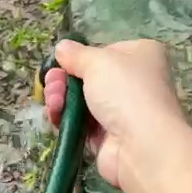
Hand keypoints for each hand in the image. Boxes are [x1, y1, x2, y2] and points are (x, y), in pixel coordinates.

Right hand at [42, 39, 186, 189]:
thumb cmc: (125, 91)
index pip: (104, 54)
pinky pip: (80, 126)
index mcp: (140, 55)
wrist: (140, 145)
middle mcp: (133, 83)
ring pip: (81, 103)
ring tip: (53, 104)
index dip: (80, 59)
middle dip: (64, 81)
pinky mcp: (106, 138)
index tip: (61, 64)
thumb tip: (62, 47)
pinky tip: (56, 118)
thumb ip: (76, 54)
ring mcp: (119, 113)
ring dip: (61, 100)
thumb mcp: (98, 61)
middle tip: (52, 86)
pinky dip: (66, 121)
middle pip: (88, 78)